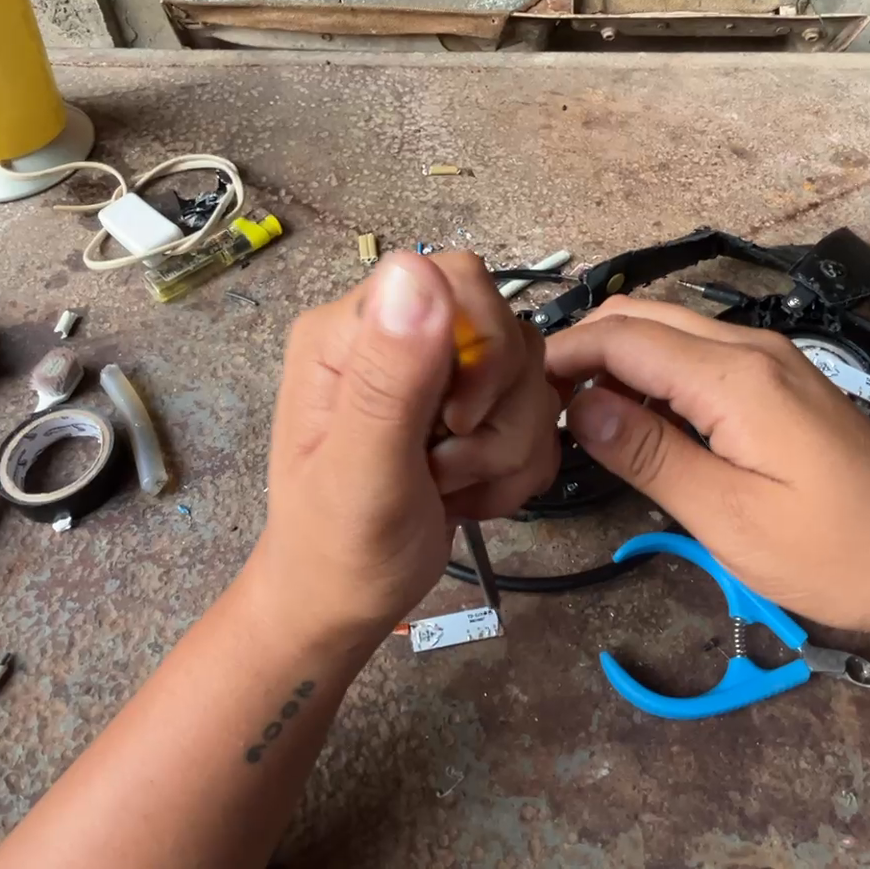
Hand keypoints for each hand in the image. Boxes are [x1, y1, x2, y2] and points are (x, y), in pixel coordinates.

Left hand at [249, 252, 559, 645]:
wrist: (345, 602)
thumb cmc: (337, 548)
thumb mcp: (360, 471)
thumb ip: (389, 375)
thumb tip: (418, 267)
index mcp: (349, 331)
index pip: (457, 280)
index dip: (483, 348)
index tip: (459, 419)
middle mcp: (395, 336)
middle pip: (505, 330)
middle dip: (496, 412)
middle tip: (446, 465)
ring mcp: (434, 372)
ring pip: (528, 377)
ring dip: (505, 449)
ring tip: (450, 488)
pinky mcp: (466, 407)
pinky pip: (533, 413)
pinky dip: (515, 465)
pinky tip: (468, 494)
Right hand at [545, 296, 869, 643]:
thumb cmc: (833, 553)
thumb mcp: (730, 518)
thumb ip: (648, 454)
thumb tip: (578, 403)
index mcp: (734, 377)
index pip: (622, 338)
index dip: (563, 355)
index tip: (520, 390)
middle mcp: (749, 348)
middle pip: (641, 318)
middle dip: (582, 346)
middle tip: (540, 399)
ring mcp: (768, 358)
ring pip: (667, 329)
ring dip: (613, 355)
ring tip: (574, 407)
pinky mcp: (777, 379)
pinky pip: (694, 353)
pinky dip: (649, 369)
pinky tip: (633, 413)